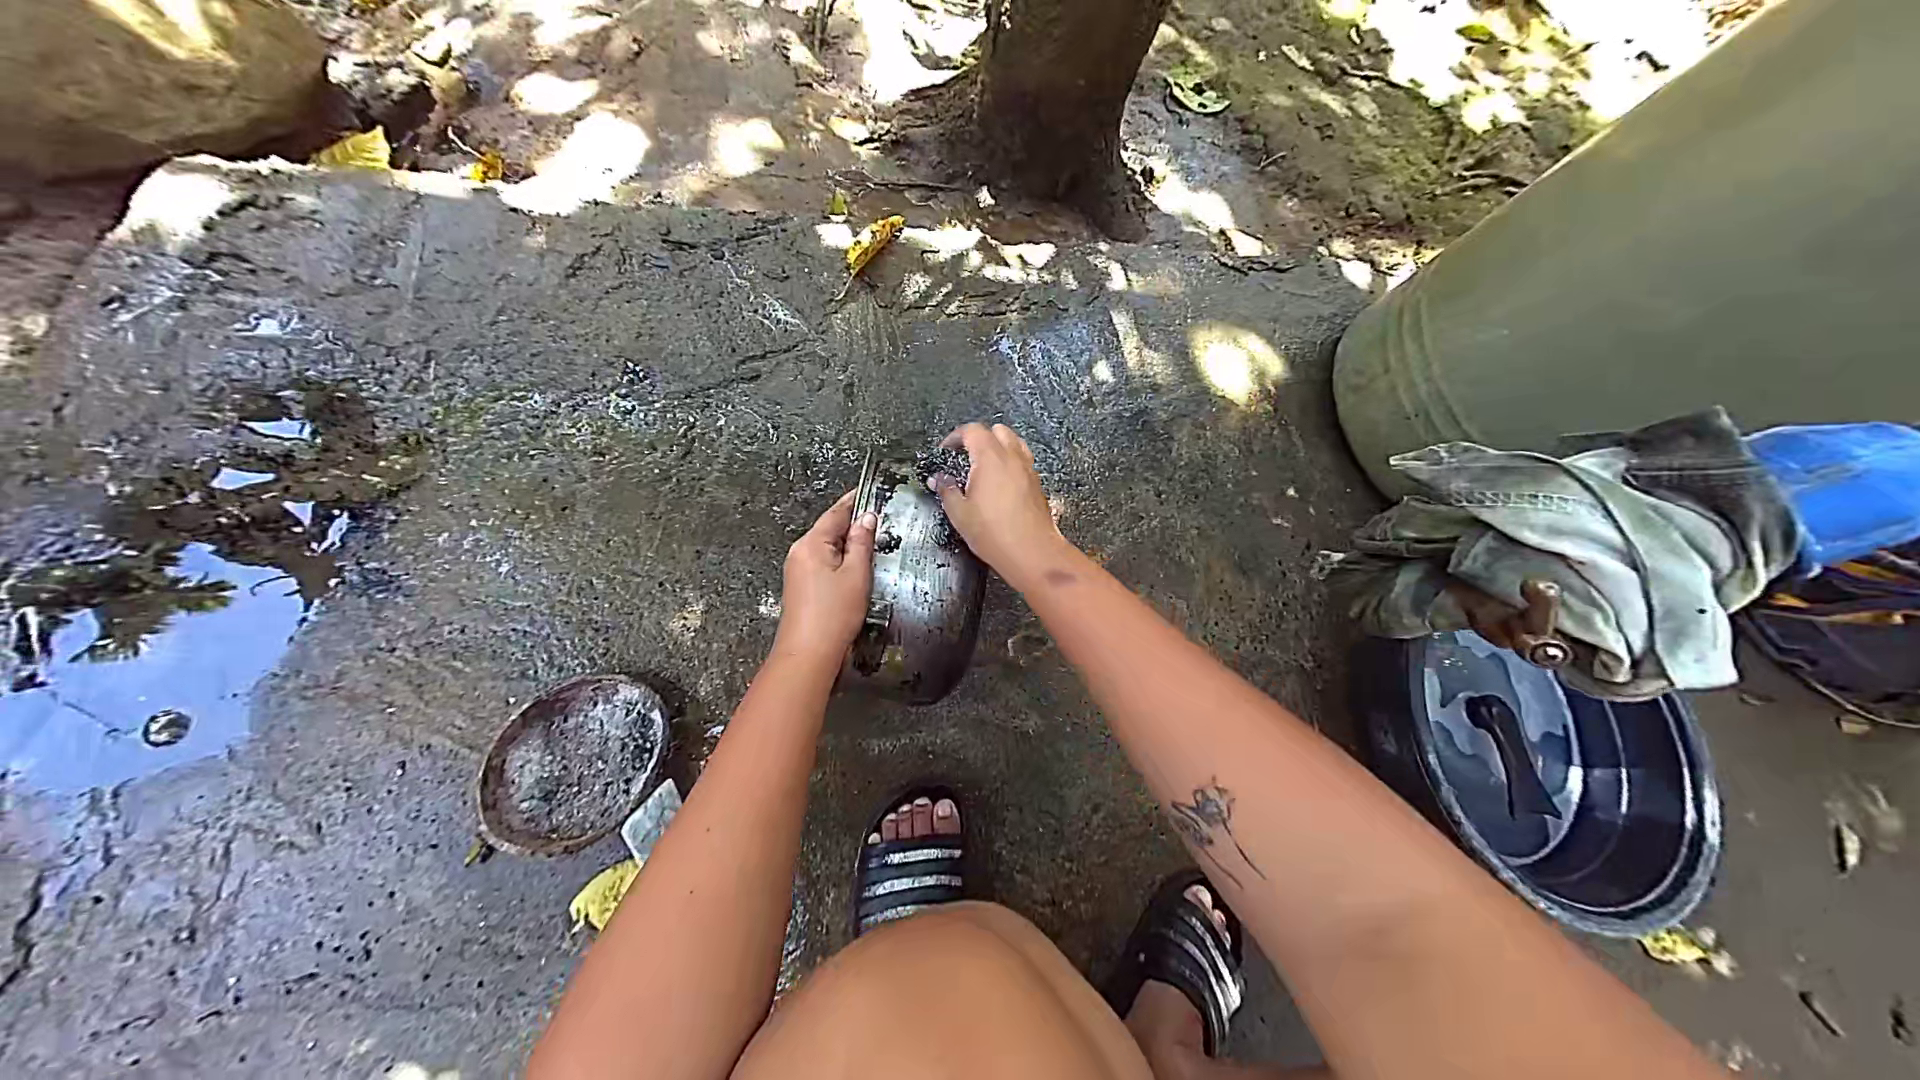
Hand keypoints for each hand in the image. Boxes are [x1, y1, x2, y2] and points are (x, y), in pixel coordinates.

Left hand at [774, 490, 877, 661]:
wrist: (808, 654)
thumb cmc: (831, 616)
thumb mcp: (856, 574)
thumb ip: (862, 543)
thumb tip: (867, 519)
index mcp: (811, 544)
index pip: (836, 512)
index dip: (855, 501)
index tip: (870, 492)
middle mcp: (800, 553)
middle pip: (830, 529)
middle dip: (854, 525)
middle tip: (880, 521)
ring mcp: (798, 570)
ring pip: (828, 548)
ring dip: (848, 546)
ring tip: (873, 547)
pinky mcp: (801, 587)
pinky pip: (823, 564)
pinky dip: (840, 562)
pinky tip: (856, 571)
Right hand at [928, 423, 1069, 585]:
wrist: (1031, 552)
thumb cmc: (996, 534)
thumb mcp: (959, 513)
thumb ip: (947, 490)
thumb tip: (939, 480)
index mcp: (990, 458)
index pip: (972, 430)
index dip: (955, 437)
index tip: (946, 450)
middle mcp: (1012, 458)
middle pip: (997, 430)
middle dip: (978, 438)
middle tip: (963, 455)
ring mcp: (1028, 470)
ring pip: (1014, 443)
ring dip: (997, 448)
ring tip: (982, 467)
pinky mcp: (1037, 484)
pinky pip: (1023, 462)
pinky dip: (1010, 463)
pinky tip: (1000, 483)